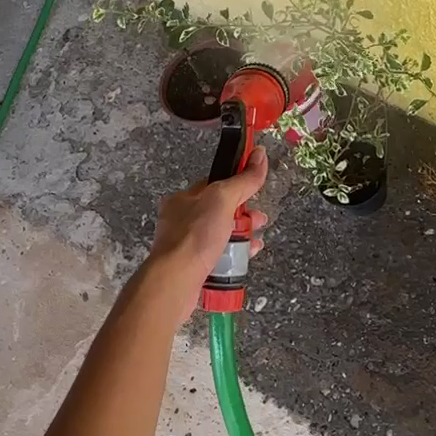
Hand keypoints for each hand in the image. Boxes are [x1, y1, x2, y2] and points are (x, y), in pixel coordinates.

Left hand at [136, 147, 269, 323]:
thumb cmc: (195, 236)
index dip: (238, 186)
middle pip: (221, 211)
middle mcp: (181, 220)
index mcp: (183, 199)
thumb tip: (260, 153)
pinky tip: (246, 256)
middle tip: (258, 221)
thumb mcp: (223, 199)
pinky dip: (234, 254)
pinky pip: (219, 254)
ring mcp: (185, 245)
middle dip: (244, 215)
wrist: (175, 282)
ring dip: (242, 235)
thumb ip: (244, 179)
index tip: (256, 192)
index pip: (215, 186)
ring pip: (221, 234)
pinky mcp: (192, 266)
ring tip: (254, 242)